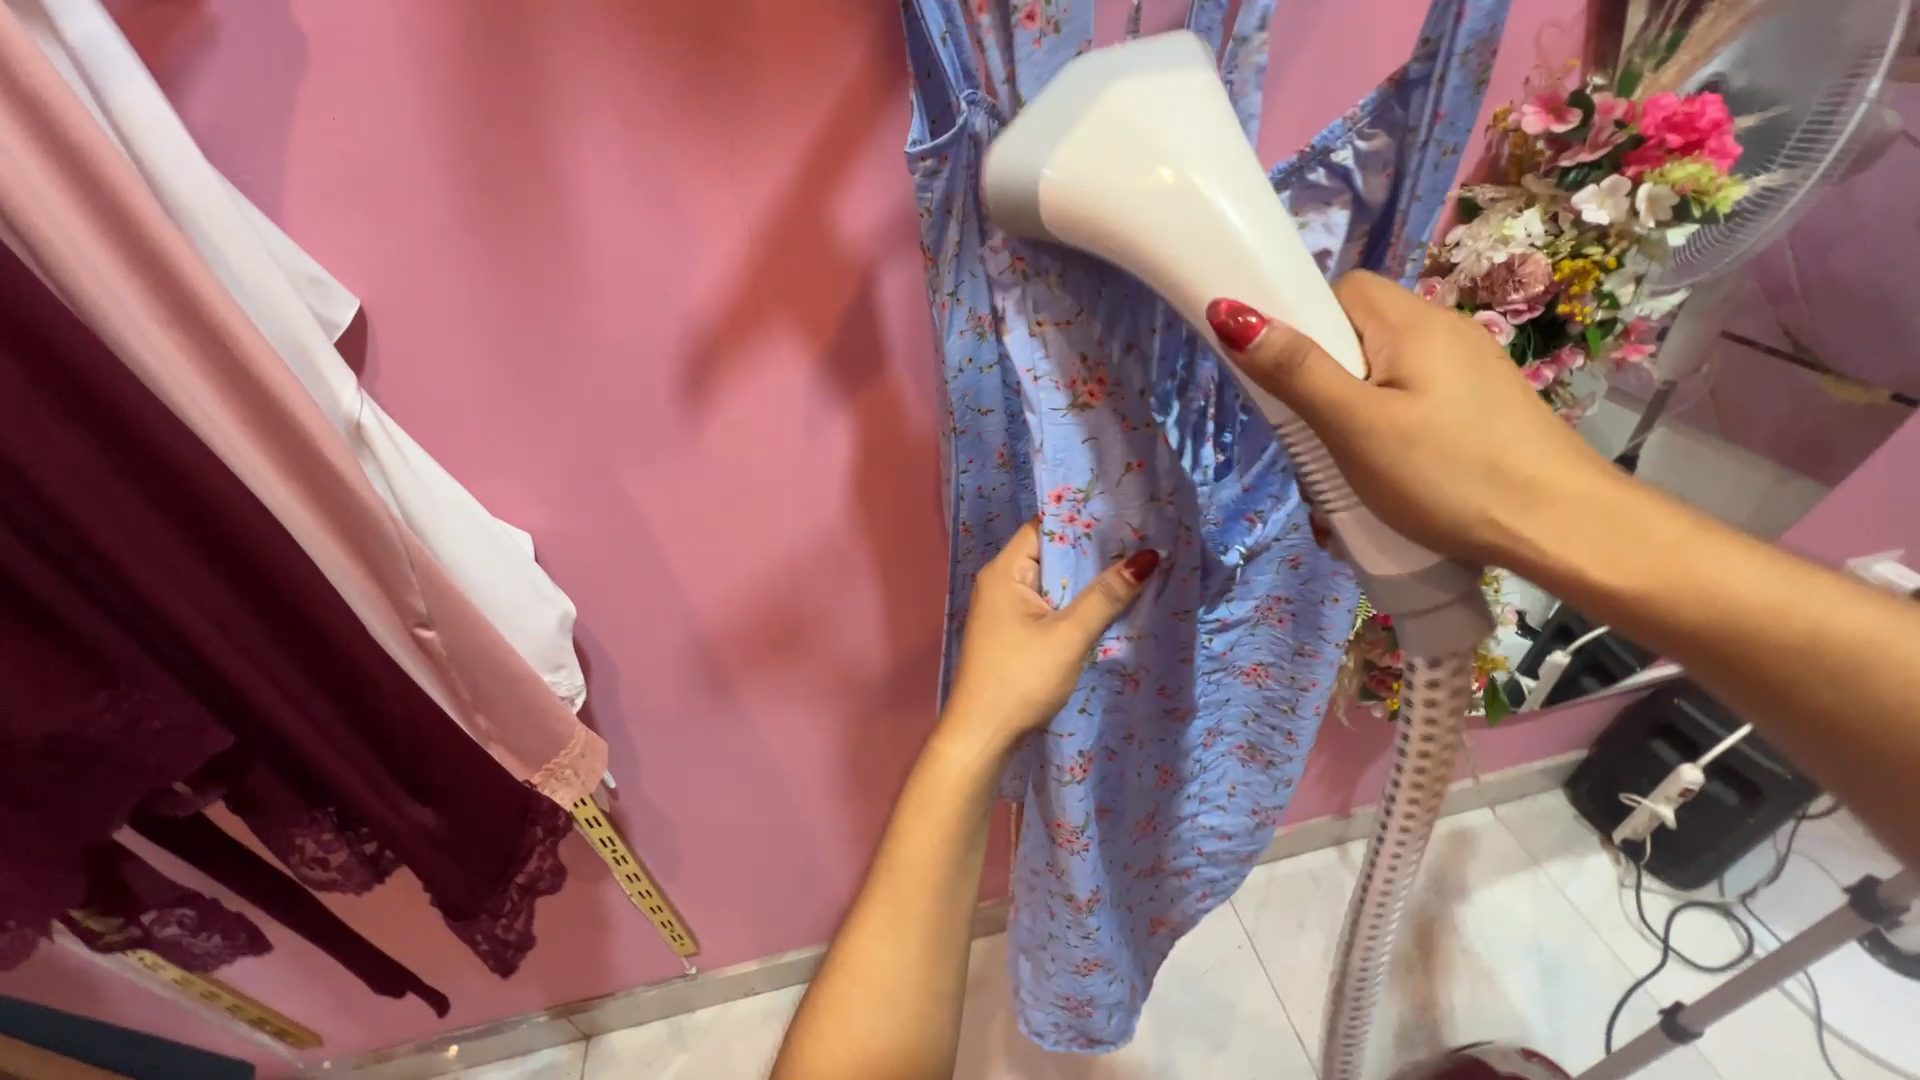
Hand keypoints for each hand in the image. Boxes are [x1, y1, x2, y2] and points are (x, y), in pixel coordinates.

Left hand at [940, 520, 1158, 755]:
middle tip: (1141, 542)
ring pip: (1053, 583)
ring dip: (1086, 582)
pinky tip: (1107, 606)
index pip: (1044, 527)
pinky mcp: (1014, 633)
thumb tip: (1148, 557)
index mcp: (1005, 572)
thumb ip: (1106, 595)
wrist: (983, 736)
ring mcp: (1006, 609)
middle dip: (1092, 552)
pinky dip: (1075, 605)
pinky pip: (1049, 606)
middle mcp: (1001, 583)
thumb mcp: (1069, 636)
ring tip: (1134, 569)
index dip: (1083, 521)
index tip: (1125, 518)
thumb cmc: (1020, 679)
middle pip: (1051, 554)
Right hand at [1205, 271, 1624, 570]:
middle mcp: (1441, 333)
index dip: (1301, 326)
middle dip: (1317, 389)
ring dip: (1345, 424)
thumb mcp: (1356, 427)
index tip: (1284, 382)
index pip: (1337, 292)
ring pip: (1377, 380)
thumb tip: (1231, 313)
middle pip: (1353, 339)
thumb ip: (1295, 372)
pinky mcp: (1476, 409)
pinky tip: (1384, 483)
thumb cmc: (1448, 474)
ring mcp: (1464, 373)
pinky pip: (1406, 408)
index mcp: (1410, 323)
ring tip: (1345, 478)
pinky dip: (1380, 438)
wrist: (1561, 529)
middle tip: (1313, 444)